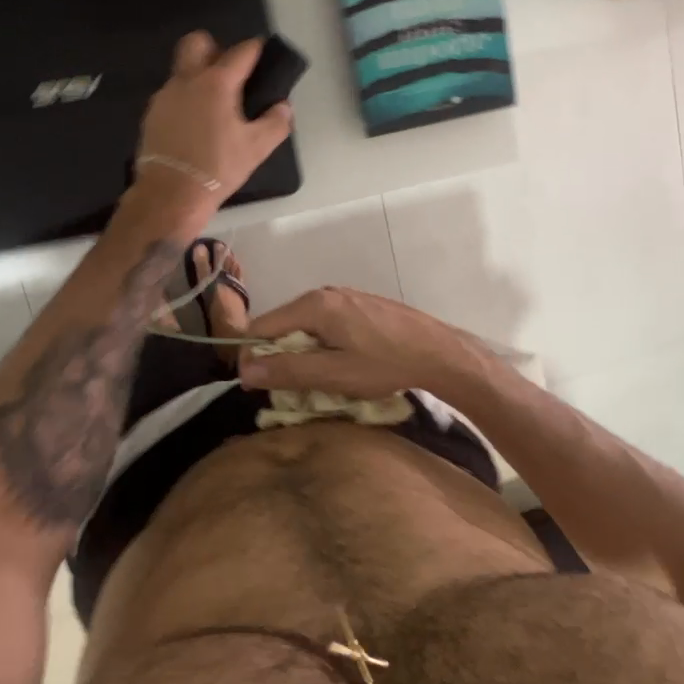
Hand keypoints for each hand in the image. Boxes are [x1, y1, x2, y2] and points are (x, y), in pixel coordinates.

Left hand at [135, 32, 294, 214]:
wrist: (171, 194)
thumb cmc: (218, 168)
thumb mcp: (256, 149)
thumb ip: (275, 123)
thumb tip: (283, 107)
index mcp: (216, 82)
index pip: (241, 51)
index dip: (256, 49)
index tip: (263, 55)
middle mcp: (187, 80)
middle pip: (197, 43)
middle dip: (215, 49)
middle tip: (230, 74)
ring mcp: (165, 96)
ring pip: (182, 70)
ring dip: (199, 77)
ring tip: (213, 106)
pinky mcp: (152, 114)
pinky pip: (171, 96)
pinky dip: (185, 101)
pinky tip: (194, 125)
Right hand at [237, 288, 492, 400]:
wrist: (439, 353)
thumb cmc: (384, 364)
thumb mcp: (333, 374)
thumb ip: (288, 371)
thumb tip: (244, 371)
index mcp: (313, 305)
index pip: (261, 328)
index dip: (252, 357)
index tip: (257, 385)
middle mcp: (324, 294)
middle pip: (282, 325)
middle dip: (278, 357)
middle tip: (289, 389)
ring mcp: (345, 298)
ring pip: (305, 327)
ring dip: (302, 354)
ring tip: (316, 382)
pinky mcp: (360, 307)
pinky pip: (326, 326)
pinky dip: (322, 346)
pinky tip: (339, 366)